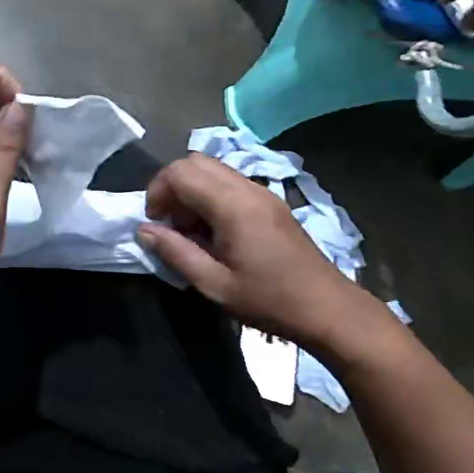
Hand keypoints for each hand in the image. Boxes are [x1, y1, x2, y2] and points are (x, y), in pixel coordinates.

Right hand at [137, 155, 380, 348]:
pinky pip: (230, 183)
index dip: (157, 191)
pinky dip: (210, 196)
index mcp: (233, 206)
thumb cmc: (269, 301)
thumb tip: (143, 230)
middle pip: (195, 162)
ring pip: (213, 170)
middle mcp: (248, 189)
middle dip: (172, 186)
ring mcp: (263, 193)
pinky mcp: (271, 203)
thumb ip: (175, 252)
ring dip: (191, 191)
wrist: (329, 310)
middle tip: (169, 223)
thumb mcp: (213, 284)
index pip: (180, 172)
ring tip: (190, 229)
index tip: (154, 223)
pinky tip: (214, 231)